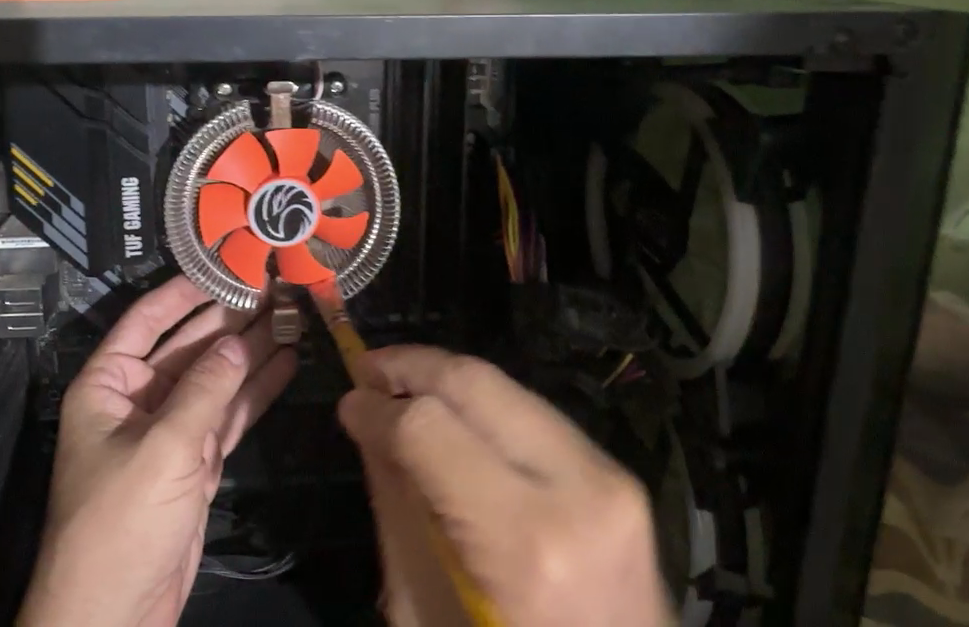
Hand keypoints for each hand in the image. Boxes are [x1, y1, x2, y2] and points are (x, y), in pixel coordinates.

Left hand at [17, 277, 297, 626]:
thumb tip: (241, 342)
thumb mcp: (162, 449)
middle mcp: (138, 398)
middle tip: (277, 288)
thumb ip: (205, 390)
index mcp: (108, 384)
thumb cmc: (119, 521)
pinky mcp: (196, 460)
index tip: (228, 266)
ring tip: (294, 315)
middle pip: (190, 346)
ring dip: (253, 351)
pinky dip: (257, 391)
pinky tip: (288, 362)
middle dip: (232, 319)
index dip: (187, 292)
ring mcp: (170, 430)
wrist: (113, 613)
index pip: (147, 321)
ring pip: (217, 378)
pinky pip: (229, 413)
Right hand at [339, 346, 673, 626]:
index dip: (379, 408)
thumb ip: (398, 510)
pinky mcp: (620, 473)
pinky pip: (536, 415)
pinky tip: (452, 415)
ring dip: (447, 379)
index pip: (431, 428)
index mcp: (524, 542)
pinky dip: (485, 406)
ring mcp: (609, 476)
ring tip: (400, 384)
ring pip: (508, 387)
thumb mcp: (424, 612)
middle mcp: (577, 489)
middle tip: (368, 369)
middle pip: (477, 384)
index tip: (348, 403)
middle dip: (413, 366)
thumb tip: (370, 428)